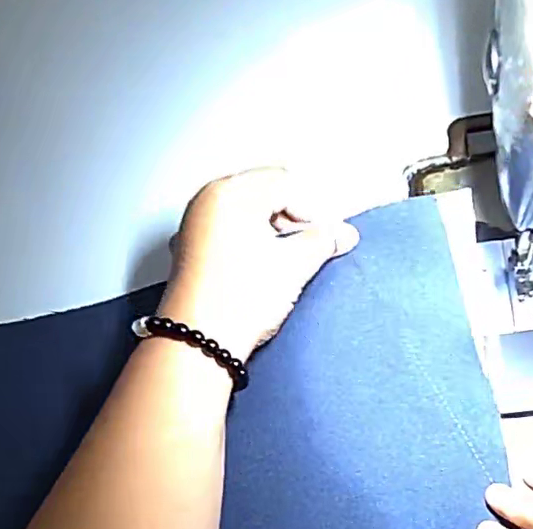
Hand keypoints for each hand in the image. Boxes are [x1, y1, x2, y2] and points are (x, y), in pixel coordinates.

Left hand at [157, 167, 360, 360]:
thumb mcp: (293, 267)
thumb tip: (342, 234)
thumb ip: (323, 242)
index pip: (284, 182)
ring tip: (280, 269)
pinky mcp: (190, 253)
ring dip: (269, 236)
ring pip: (243, 216)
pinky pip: (226, 236)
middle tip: (304, 253)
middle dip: (288, 221)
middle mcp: (206, 202)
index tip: (322, 239)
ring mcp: (194, 227)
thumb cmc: (238, 301)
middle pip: (261, 194)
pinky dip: (247, 248)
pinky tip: (257, 276)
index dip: (310, 211)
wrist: (202, 342)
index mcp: (230, 193)